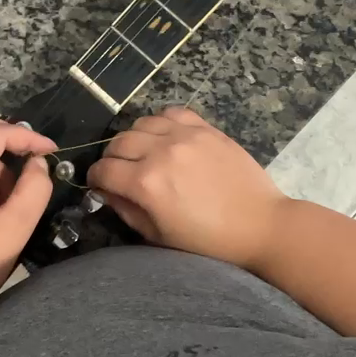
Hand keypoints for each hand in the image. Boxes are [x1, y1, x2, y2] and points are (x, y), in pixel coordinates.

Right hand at [87, 107, 290, 269]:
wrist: (260, 226)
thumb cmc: (208, 242)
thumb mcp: (159, 236)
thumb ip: (127, 211)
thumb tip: (108, 192)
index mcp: (146, 184)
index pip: (103, 170)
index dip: (95, 179)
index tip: (100, 186)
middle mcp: (161, 152)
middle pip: (118, 143)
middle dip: (112, 159)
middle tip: (121, 173)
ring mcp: (186, 136)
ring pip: (142, 123)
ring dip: (135, 138)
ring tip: (144, 154)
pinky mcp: (206, 129)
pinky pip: (172, 114)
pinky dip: (162, 123)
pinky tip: (167, 138)